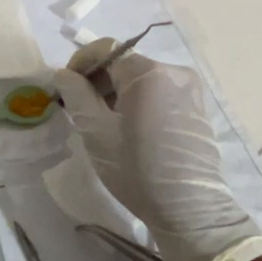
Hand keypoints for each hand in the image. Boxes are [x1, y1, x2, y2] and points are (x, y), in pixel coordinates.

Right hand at [52, 47, 261, 260]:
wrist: (188, 210)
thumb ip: (76, 94)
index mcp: (149, 72)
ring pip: (142, 80)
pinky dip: (138, 103)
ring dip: (117, 94)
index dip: (80, 64)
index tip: (66, 89)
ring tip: (104, 124)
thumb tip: (64, 74)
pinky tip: (130, 131)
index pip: (106, 49)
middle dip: (98, 81)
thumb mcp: (96, 131)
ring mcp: (190, 90)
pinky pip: (159, 94)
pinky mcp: (197, 109)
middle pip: (125, 63)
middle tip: (80, 111)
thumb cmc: (137, 169)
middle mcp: (175, 72)